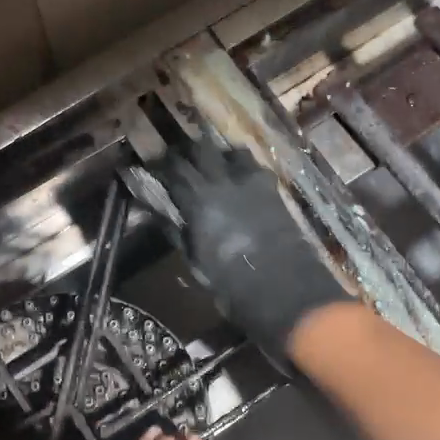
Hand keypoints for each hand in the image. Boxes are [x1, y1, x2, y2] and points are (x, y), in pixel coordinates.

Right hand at [161, 142, 351, 357]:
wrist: (284, 290)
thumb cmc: (233, 286)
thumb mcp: (197, 264)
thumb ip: (180, 234)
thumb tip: (164, 215)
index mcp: (198, 202)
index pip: (174, 171)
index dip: (163, 164)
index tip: (156, 163)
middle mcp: (223, 184)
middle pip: (202, 151)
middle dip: (189, 150)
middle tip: (181, 155)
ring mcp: (252, 183)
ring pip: (232, 152)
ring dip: (220, 154)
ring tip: (215, 161)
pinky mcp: (273, 190)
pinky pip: (255, 167)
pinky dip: (244, 166)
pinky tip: (242, 176)